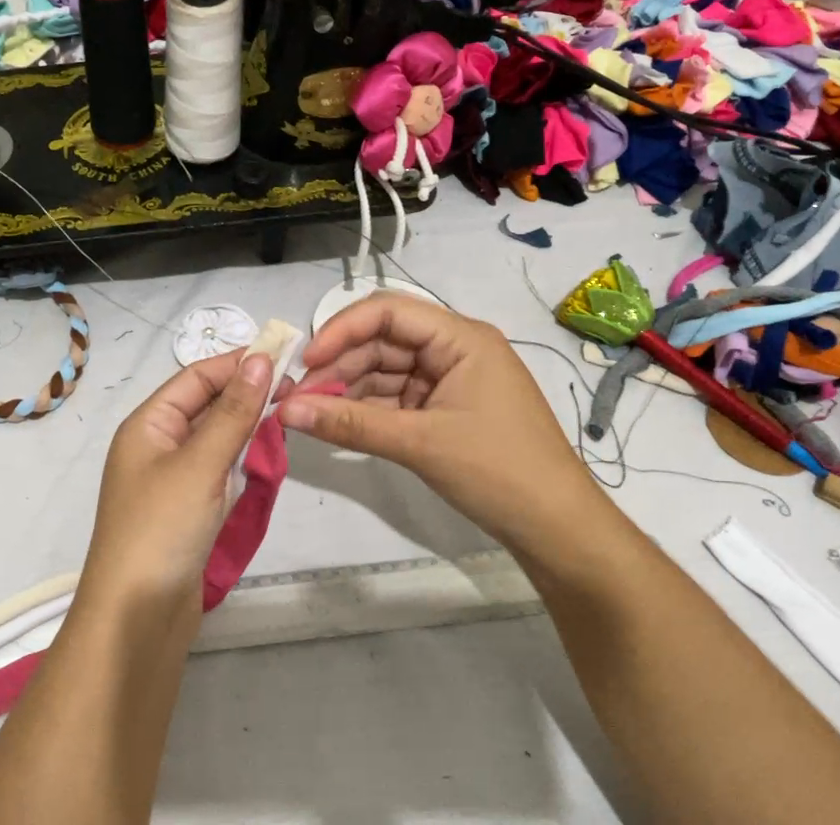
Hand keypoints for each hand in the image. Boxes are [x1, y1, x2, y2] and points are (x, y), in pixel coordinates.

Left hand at [79, 350, 272, 620]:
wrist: (137, 615)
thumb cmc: (162, 528)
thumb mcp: (201, 464)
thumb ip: (233, 412)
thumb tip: (261, 359)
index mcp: (147, 424)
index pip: (196, 377)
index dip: (238, 364)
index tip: (287, 357)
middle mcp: (155, 445)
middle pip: (205, 405)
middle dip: (247, 395)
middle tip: (299, 390)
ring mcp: (170, 480)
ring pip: (215, 439)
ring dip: (247, 428)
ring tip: (289, 418)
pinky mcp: (186, 511)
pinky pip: (217, 472)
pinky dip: (241, 463)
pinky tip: (267, 459)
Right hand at [277, 293, 612, 555]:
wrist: (557, 528)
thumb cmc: (498, 471)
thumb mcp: (418, 443)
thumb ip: (349, 422)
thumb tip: (283, 410)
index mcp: (462, 339)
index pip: (388, 312)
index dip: (341, 330)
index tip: (306, 362)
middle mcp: (455, 349)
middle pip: (382, 341)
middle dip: (339, 365)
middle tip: (296, 396)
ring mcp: (451, 380)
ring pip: (384, 370)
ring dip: (347, 389)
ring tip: (308, 412)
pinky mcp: (446, 409)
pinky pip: (395, 397)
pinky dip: (366, 408)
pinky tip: (337, 423)